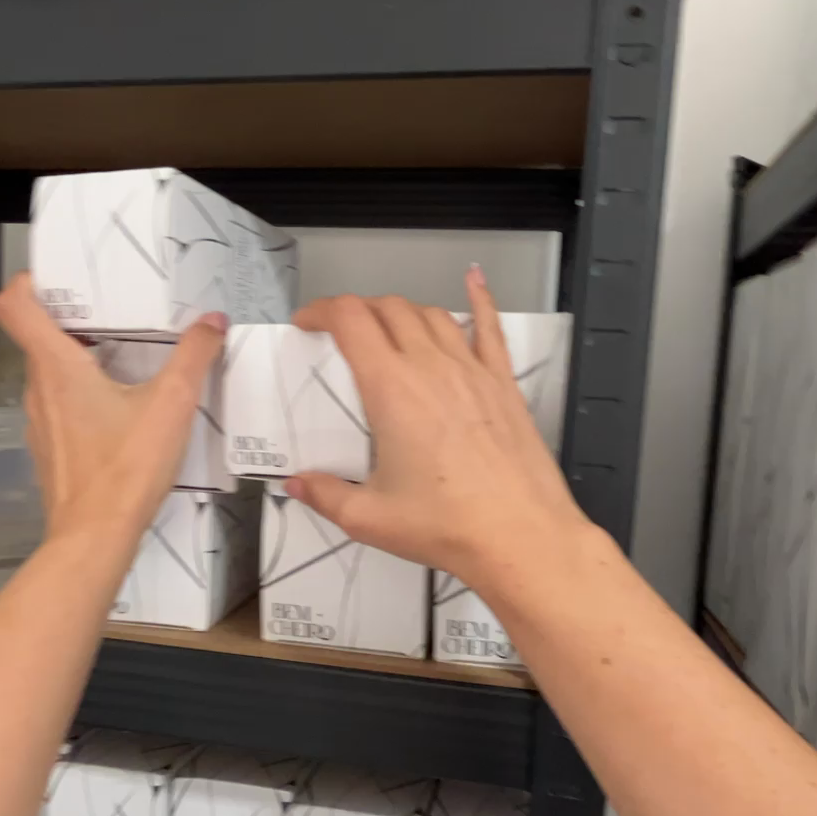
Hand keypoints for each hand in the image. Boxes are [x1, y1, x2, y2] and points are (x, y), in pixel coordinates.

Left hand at [0, 272, 224, 544]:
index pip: (15, 305)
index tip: (62, 281)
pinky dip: (83, 401)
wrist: (96, 535)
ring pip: (51, 378)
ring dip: (80, 365)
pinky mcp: (50, 452)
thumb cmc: (127, 464)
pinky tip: (121, 418)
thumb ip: (194, 356)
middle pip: (40, 340)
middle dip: (73, 324)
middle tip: (115, 320)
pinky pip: (60, 411)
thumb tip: (213, 321)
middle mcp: (38, 389)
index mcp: (56, 366)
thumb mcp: (173, 404)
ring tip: (124, 367)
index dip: (30, 282)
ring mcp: (39, 424)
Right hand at [287, 267, 600, 588]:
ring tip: (388, 326)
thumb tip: (298, 485)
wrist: (519, 535)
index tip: (308, 322)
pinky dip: (480, 298)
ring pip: (432, 314)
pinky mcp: (503, 384)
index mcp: (391, 389)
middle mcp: (431, 367)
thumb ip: (326, 495)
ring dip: (402, 311)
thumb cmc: (447, 525)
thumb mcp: (370, 518)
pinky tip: (475, 279)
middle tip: (342, 332)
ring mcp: (472, 370)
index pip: (350, 319)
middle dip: (358, 310)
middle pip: (388, 309)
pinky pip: (491, 328)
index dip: (322, 310)